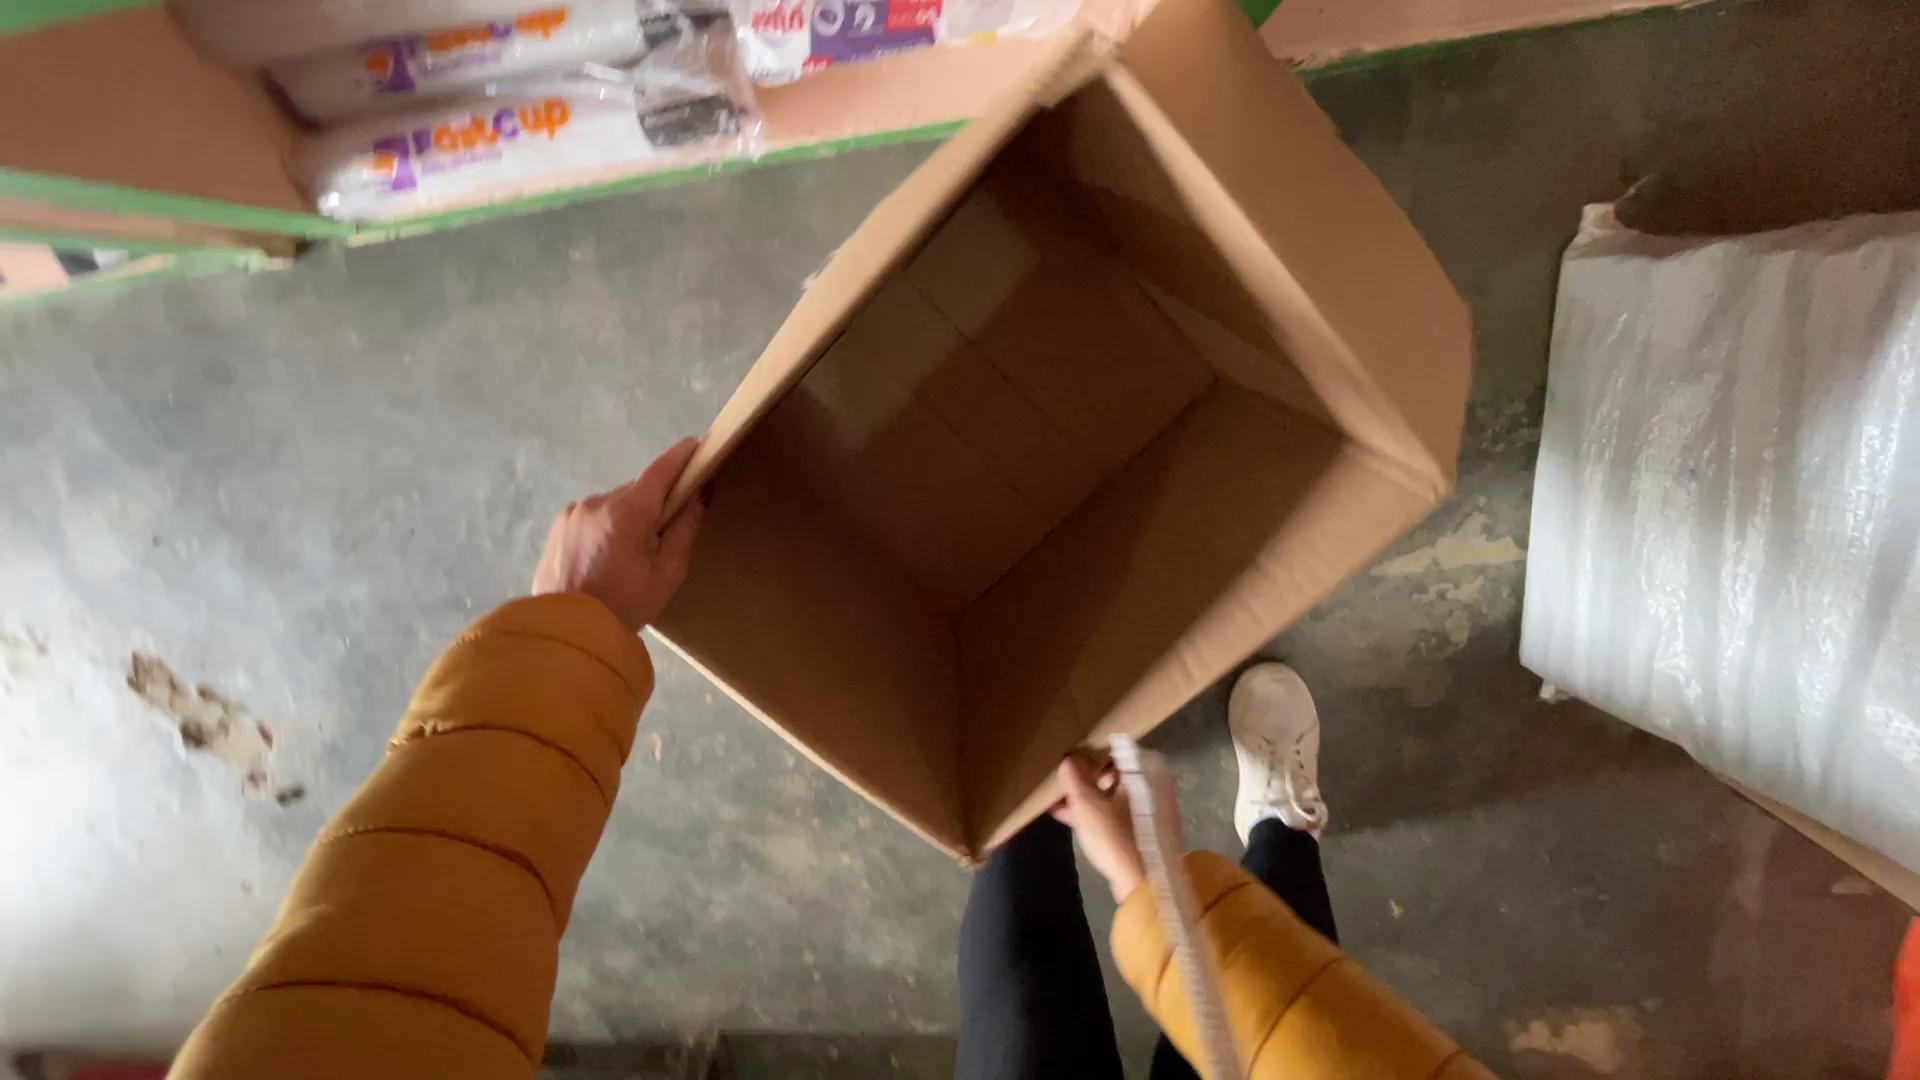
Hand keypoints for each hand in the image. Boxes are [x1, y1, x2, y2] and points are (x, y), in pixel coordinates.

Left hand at [532, 437, 705, 632]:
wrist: (566, 632)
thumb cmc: (625, 605)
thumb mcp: (668, 573)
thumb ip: (684, 529)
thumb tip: (698, 495)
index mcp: (626, 514)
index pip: (660, 472)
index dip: (681, 457)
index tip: (697, 445)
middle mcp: (597, 503)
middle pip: (638, 490)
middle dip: (656, 501)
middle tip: (669, 528)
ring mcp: (574, 512)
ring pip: (616, 503)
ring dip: (631, 516)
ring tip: (634, 551)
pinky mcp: (559, 525)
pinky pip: (595, 515)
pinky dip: (610, 525)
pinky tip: (610, 554)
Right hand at [1052, 755, 1152, 903]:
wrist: (1145, 884)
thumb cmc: (1116, 835)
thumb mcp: (1087, 803)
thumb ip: (1073, 777)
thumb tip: (1068, 759)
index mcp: (1144, 771)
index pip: (1116, 747)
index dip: (1091, 747)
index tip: (1070, 748)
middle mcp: (1150, 785)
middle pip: (1113, 770)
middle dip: (1084, 773)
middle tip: (1062, 774)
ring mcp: (1147, 809)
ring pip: (1111, 793)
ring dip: (1086, 794)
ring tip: (1058, 797)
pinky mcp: (1142, 831)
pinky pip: (1114, 812)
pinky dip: (1094, 812)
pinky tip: (1067, 815)